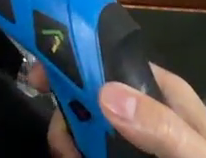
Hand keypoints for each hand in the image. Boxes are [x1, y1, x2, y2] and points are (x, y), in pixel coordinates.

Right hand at [31, 62, 205, 157]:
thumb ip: (162, 130)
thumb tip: (104, 93)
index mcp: (164, 94)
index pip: (109, 57)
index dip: (71, 60)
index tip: (41, 78)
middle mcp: (146, 112)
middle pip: (88, 96)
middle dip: (67, 116)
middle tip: (62, 147)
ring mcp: (136, 145)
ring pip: (86, 130)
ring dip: (70, 145)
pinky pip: (91, 154)